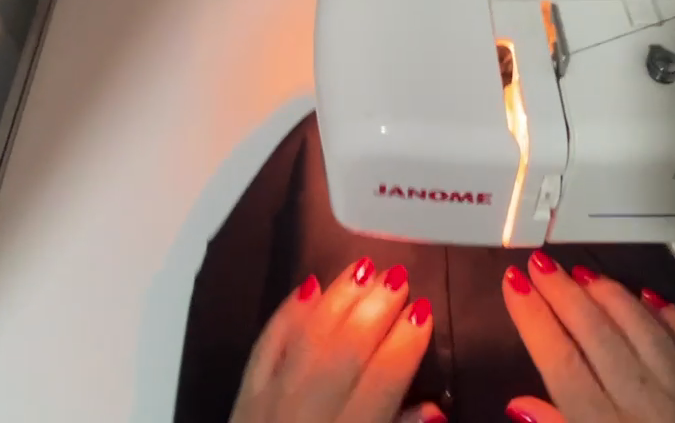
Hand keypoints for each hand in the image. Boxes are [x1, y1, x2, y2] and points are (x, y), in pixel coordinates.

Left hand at [230, 257, 445, 422]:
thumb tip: (433, 410)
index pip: (378, 387)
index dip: (403, 347)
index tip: (424, 309)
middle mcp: (303, 420)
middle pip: (341, 354)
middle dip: (373, 311)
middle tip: (399, 275)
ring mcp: (265, 405)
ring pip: (306, 340)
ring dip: (337, 299)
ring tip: (364, 267)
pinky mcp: (241, 398)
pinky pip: (265, 345)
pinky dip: (288, 314)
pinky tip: (309, 285)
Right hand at [501, 253, 674, 422]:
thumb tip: (521, 405)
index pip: (563, 365)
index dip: (534, 319)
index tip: (513, 282)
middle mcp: (650, 411)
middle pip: (599, 337)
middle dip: (563, 294)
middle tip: (539, 262)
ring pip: (646, 331)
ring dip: (611, 296)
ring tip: (582, 273)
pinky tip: (655, 301)